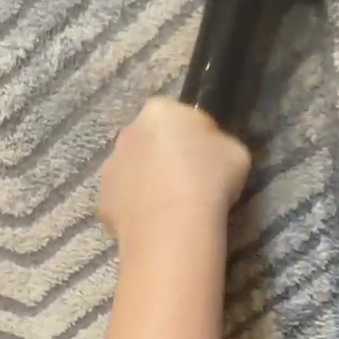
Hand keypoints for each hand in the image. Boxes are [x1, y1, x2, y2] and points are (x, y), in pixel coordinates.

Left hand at [97, 98, 250, 248]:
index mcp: (160, 110)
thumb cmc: (209, 180)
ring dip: (148, 184)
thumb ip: (219, 145)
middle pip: (151, 142)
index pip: (181, 116)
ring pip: (134, 172)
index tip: (209, 160)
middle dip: (166, 158)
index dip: (197, 138)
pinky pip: (124, 202)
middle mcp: (128, 132)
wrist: (173, 227)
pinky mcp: (102, 201)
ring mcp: (111, 167)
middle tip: (190, 184)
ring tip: (171, 208)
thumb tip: (211, 152)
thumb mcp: (236, 153)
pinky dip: (136, 211)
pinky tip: (154, 225)